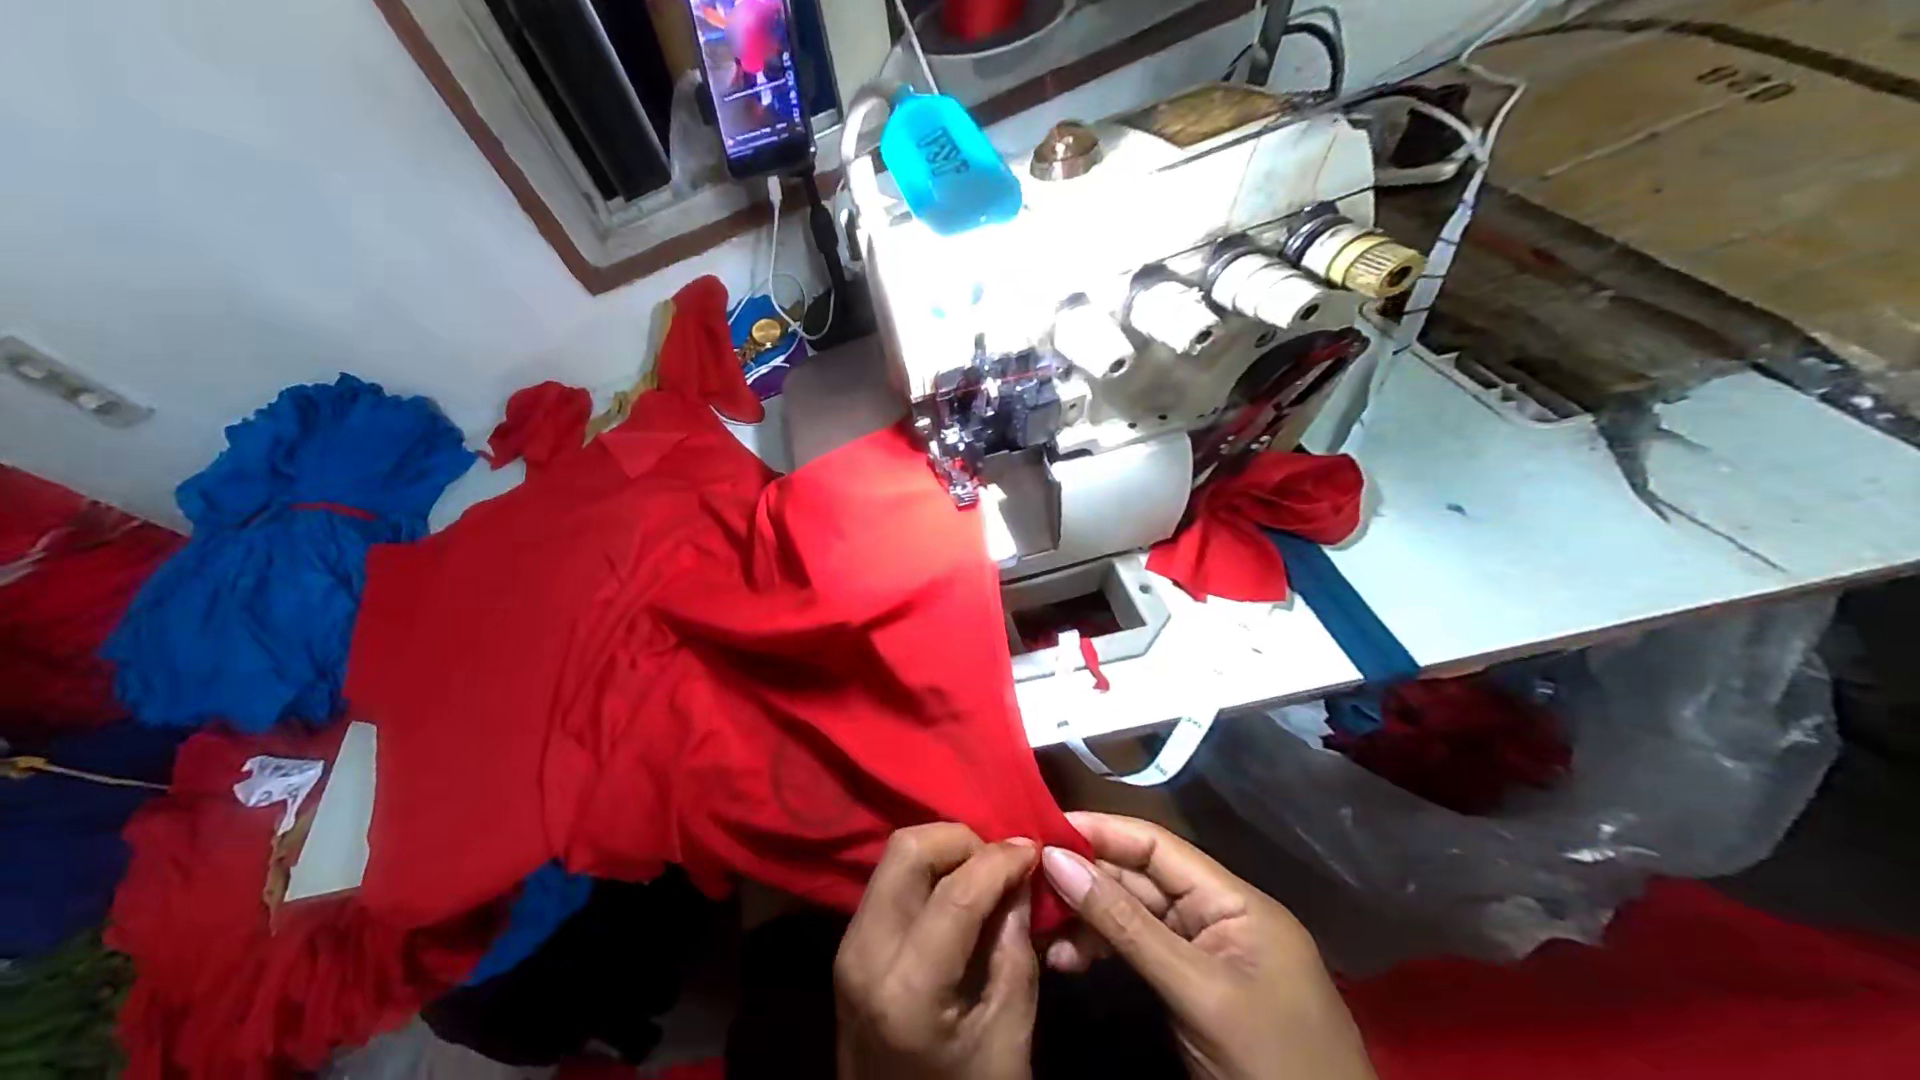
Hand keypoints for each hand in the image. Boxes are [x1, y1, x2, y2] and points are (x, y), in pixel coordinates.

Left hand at [836, 824, 1040, 1079]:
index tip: (1034, 848)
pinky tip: (959, 887)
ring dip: (944, 849)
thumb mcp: (1009, 1031)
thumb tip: (1020, 875)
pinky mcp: (849, 943)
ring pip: (894, 856)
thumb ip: (1015, 944)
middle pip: (907, 851)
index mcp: (906, 989)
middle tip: (1002, 862)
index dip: (1000, 860)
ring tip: (985, 871)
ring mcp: (848, 945)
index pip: (956, 893)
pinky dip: (927, 869)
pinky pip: (889, 879)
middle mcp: (864, 953)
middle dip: (962, 840)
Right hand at [1041, 813, 1374, 1079]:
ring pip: (1131, 917)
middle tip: (1030, 883)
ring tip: (1041, 931)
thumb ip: (1127, 925)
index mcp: (1232, 899)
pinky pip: (1136, 953)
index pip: (1157, 846)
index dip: (1101, 832)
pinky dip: (1100, 953)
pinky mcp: (1188, 987)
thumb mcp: (1197, 990)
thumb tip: (1059, 860)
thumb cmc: (1273, 1058)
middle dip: (1085, 880)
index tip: (1046, 829)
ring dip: (1086, 921)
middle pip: (1139, 880)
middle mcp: (1214, 914)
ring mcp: (1200, 953)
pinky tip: (1065, 959)